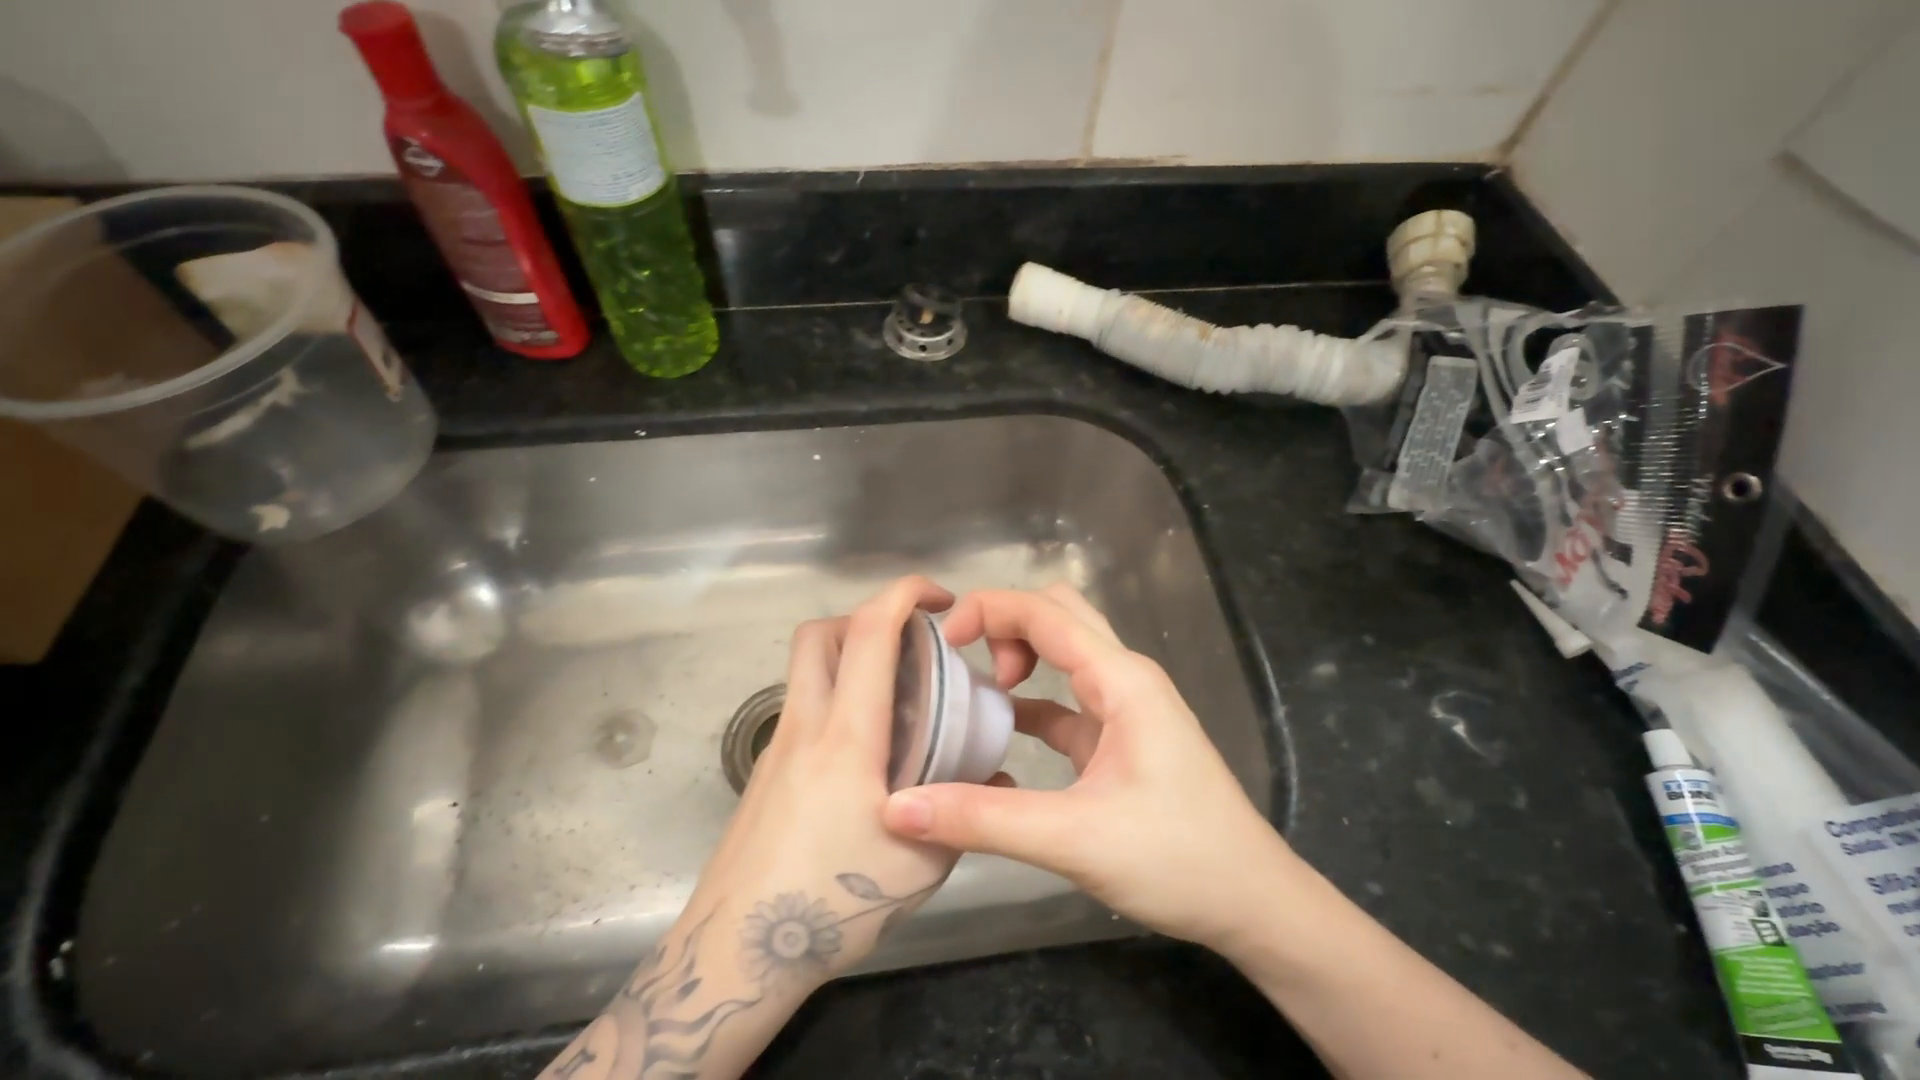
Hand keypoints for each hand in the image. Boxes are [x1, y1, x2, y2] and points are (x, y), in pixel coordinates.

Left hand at [535, 578, 960, 1079]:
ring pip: (807, 670)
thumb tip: (995, 780)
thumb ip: (963, 813)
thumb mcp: (921, 866)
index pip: (869, 632)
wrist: (737, 950)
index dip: (904, 594)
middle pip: (820, 634)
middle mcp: (805, 727)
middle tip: (912, 646)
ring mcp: (777, 749)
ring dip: (850, 660)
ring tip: (899, 701)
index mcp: (848, 736)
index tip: (941, 598)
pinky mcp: (765, 773)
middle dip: (867, 618)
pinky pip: (804, 710)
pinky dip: (837, 702)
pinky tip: (869, 757)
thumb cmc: (833, 903)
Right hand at [880, 585, 1300, 950]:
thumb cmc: (1177, 859)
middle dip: (1005, 625)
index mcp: (1121, 680)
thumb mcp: (1072, 838)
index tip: (942, 642)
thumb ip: (982, 819)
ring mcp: (1126, 711)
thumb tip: (896, 807)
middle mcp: (1125, 680)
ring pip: (1064, 656)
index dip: (988, 609)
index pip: (1045, 612)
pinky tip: (998, 739)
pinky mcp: (1122, 743)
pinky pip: (1067, 704)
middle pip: (1058, 616)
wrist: (1252, 902)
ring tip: (972, 697)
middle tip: (964, 667)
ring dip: (1018, 660)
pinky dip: (1030, 706)